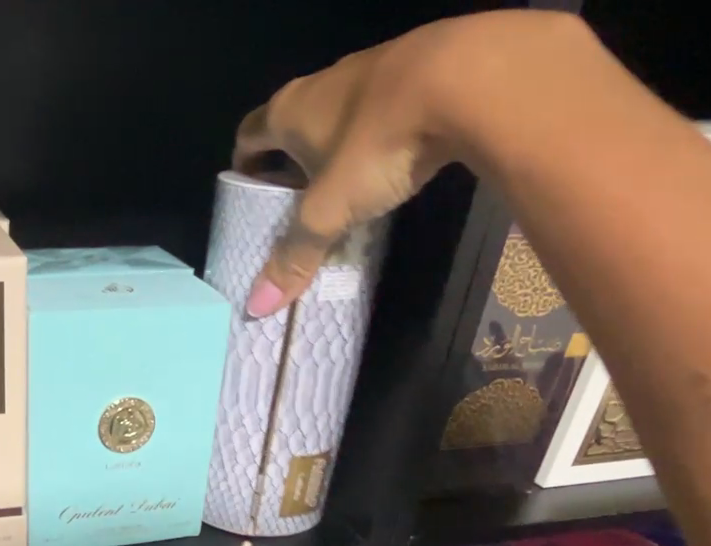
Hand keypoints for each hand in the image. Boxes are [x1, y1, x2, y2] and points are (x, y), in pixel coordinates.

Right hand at [231, 11, 585, 316]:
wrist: (467, 79)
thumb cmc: (375, 144)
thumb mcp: (329, 211)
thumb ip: (295, 256)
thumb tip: (256, 308)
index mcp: (288, 111)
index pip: (248, 134)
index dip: (243, 164)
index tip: (248, 194)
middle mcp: (321, 84)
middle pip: (291, 125)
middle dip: (288, 162)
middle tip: (295, 205)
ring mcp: (371, 72)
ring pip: (337, 116)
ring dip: (333, 149)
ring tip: (343, 191)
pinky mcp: (415, 71)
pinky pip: (379, 110)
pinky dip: (374, 137)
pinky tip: (389, 163)